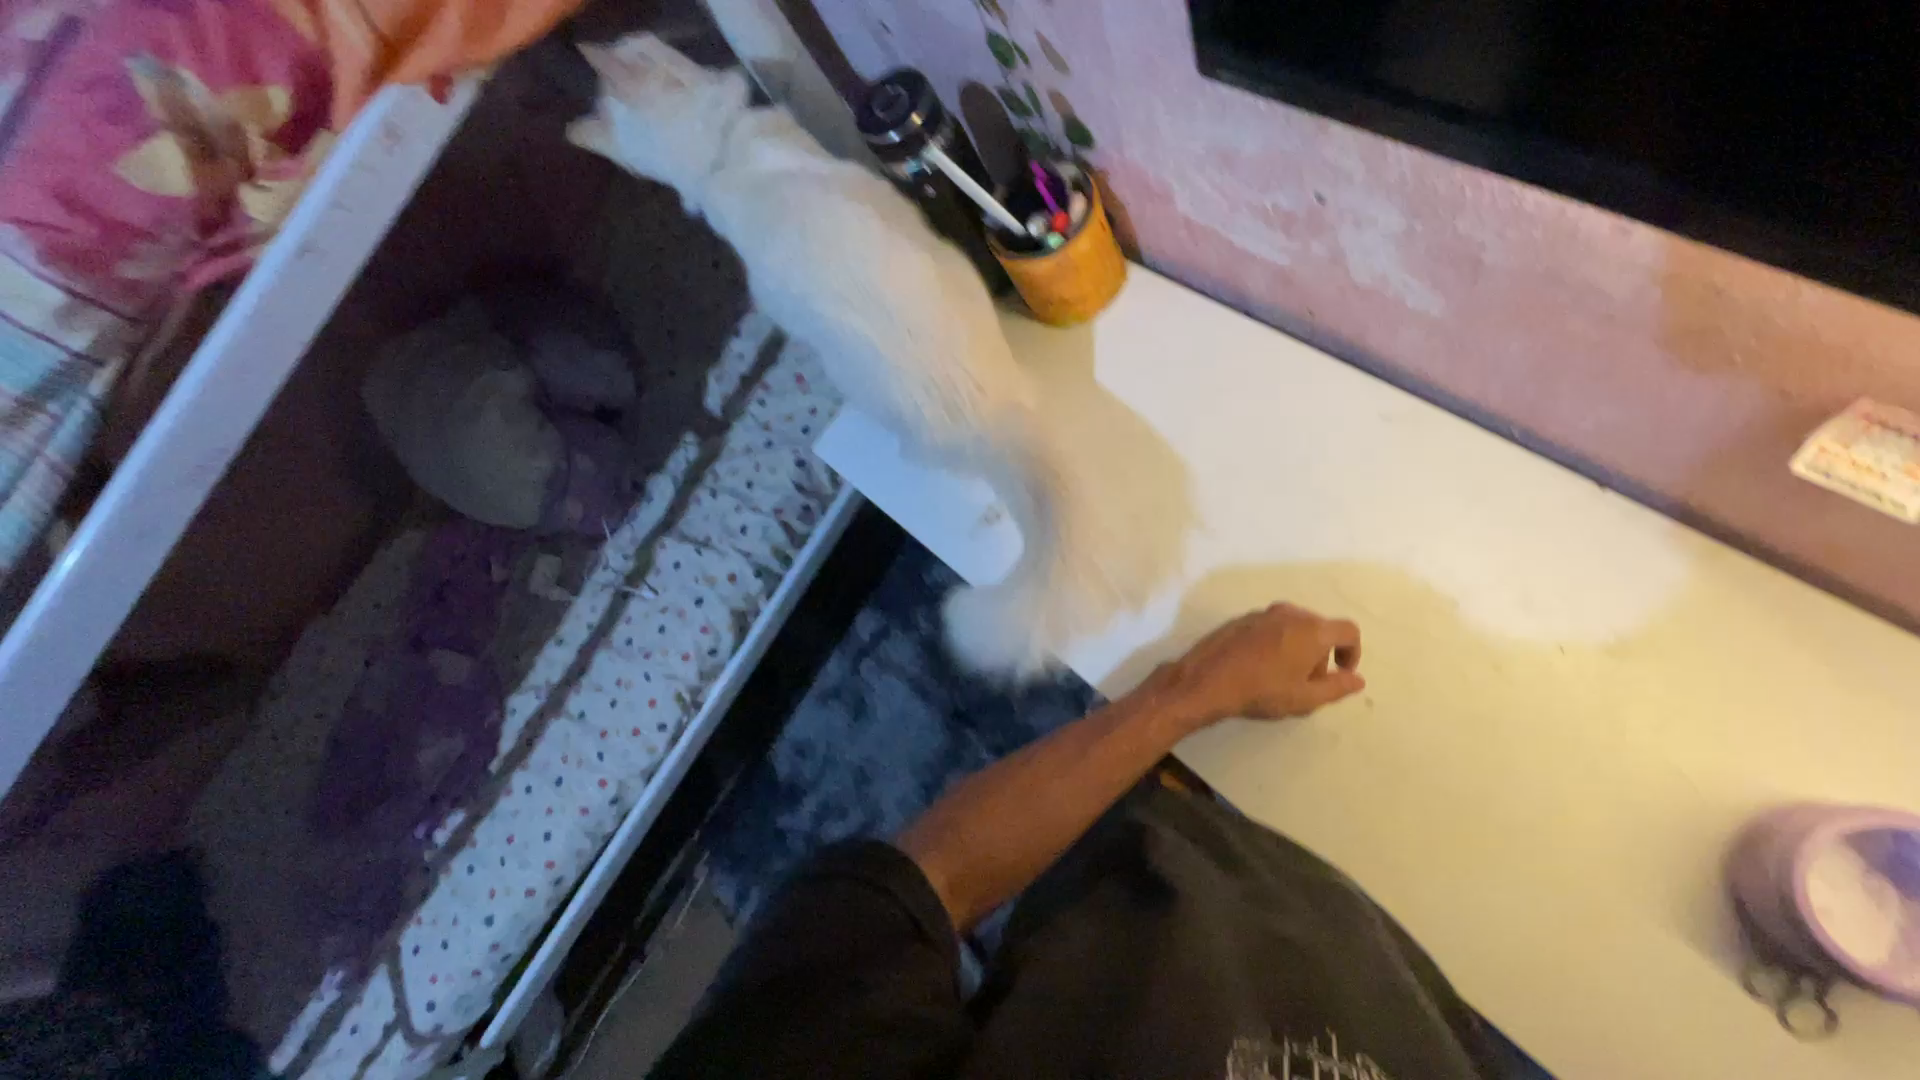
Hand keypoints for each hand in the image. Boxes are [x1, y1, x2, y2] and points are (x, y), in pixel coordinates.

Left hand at [1148, 602, 1364, 729]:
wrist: (1207, 680)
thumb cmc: (1262, 690)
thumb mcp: (1306, 698)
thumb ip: (1337, 687)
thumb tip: (1357, 679)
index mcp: (1311, 629)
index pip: (1348, 631)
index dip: (1352, 652)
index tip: (1342, 672)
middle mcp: (1289, 613)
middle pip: (1319, 629)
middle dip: (1321, 654)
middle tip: (1307, 682)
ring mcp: (1262, 613)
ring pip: (1293, 627)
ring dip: (1297, 648)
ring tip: (1281, 677)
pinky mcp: (1240, 619)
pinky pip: (1270, 627)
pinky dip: (1275, 642)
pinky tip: (1259, 666)